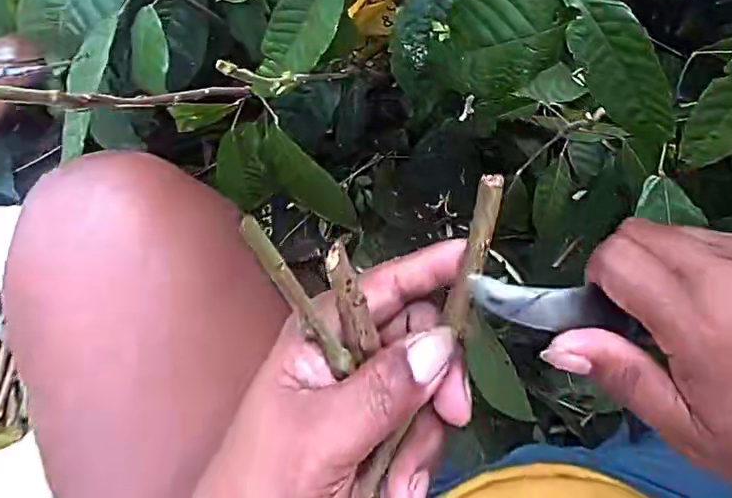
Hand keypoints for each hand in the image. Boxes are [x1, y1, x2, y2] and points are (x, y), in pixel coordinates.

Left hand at [195, 239, 474, 497]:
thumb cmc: (261, 488)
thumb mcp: (317, 439)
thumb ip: (380, 390)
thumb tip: (440, 343)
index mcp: (322, 334)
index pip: (385, 284)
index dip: (429, 266)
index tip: (470, 258)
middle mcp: (348, 355)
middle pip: (420, 335)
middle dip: (439, 377)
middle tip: (452, 413)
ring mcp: (364, 397)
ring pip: (429, 386)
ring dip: (424, 436)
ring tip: (397, 483)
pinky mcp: (377, 437)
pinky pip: (423, 430)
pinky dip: (418, 462)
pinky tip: (395, 490)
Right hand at [539, 220, 731, 497]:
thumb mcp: (691, 432)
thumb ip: (622, 373)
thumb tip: (557, 341)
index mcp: (702, 318)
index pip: (615, 257)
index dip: (598, 285)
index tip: (610, 323)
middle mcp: (725, 268)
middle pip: (636, 231)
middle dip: (621, 267)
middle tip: (641, 323)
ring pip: (670, 229)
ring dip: (657, 262)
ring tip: (683, 318)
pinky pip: (707, 236)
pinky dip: (692, 260)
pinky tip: (718, 308)